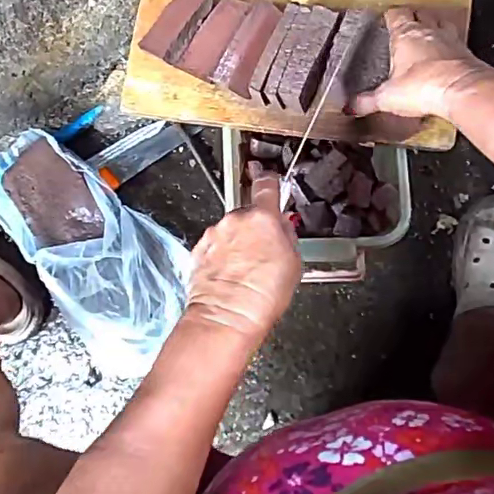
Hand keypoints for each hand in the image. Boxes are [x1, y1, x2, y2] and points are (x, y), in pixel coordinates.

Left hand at [186, 170, 300, 339]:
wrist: (226, 315)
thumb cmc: (261, 295)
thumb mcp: (294, 263)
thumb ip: (287, 235)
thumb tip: (282, 226)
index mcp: (261, 218)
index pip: (266, 186)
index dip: (268, 180)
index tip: (267, 178)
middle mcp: (233, 221)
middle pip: (248, 215)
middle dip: (255, 229)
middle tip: (264, 253)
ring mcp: (213, 235)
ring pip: (230, 232)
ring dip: (237, 245)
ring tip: (246, 271)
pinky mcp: (199, 250)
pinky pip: (214, 247)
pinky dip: (222, 257)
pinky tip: (231, 275)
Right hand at [351, 8, 493, 120]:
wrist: (462, 91)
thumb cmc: (424, 85)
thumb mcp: (387, 97)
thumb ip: (367, 101)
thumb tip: (351, 107)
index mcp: (406, 35)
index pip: (397, 14)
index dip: (391, 15)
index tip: (388, 17)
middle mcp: (430, 32)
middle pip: (422, 14)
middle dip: (415, 16)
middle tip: (408, 22)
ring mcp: (452, 41)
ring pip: (443, 24)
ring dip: (436, 27)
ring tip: (429, 34)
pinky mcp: (468, 54)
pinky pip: (458, 43)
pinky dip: (450, 46)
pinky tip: (445, 57)